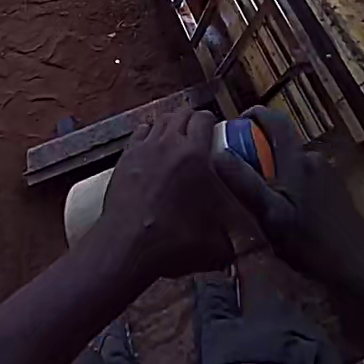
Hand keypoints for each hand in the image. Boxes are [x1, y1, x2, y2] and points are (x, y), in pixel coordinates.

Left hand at [89, 108, 234, 282]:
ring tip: (175, 137)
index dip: (211, 121)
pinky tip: (151, 145)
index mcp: (195, 155)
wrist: (128, 246)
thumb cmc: (173, 241)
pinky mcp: (125, 157)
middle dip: (191, 119)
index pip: (204, 119)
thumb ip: (232, 242)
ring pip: (160, 120)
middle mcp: (169, 143)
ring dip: (170, 124)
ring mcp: (144, 148)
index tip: (215, 131)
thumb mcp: (215, 244)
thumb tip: (238, 250)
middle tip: (197, 133)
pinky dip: (148, 133)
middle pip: (181, 114)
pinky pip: (140, 133)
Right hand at [212, 105, 363, 284]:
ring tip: (259, 201)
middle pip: (280, 140)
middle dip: (257, 151)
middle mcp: (312, 158)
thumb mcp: (271, 216)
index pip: (274, 119)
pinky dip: (288, 183)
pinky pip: (302, 175)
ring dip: (273, 171)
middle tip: (239, 176)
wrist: (358, 264)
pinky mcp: (333, 188)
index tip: (233, 129)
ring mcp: (325, 173)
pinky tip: (284, 212)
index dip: (253, 116)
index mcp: (296, 159)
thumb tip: (217, 153)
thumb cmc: (311, 242)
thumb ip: (245, 183)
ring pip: (290, 160)